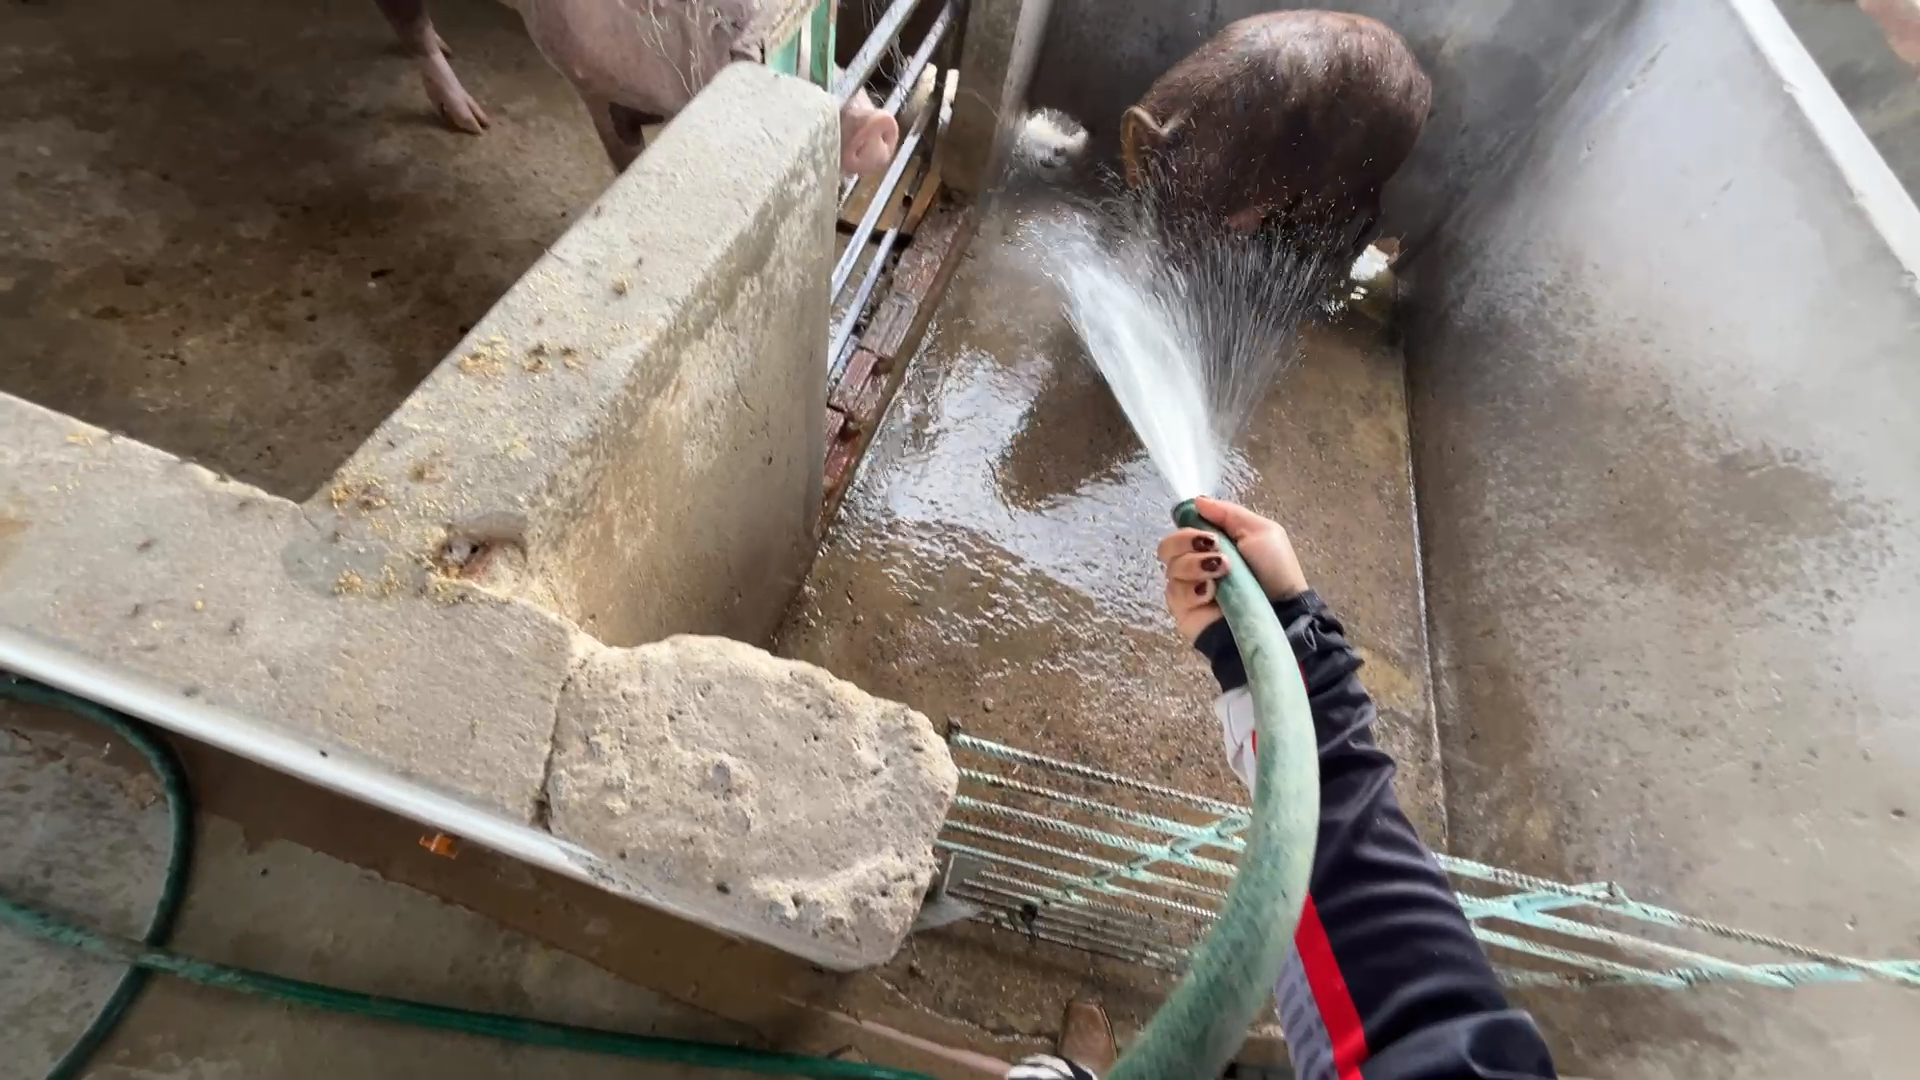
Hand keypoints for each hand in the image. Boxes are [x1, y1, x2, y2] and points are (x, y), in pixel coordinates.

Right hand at [1156, 497, 1309, 644]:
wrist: (1281, 614)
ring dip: (1196, 565)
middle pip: (1168, 544)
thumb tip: (1195, 501)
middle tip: (1214, 548)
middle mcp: (1196, 563)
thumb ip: (1228, 513)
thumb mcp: (1261, 531)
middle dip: (1187, 541)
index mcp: (1212, 544)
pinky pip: (1174, 592)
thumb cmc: (1276, 572)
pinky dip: (1193, 589)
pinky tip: (1210, 594)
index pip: (1183, 527)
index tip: (1208, 531)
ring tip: (1223, 573)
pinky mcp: (1184, 610)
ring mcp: (1188, 587)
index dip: (1188, 525)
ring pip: (1171, 566)